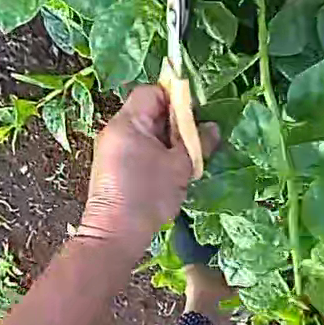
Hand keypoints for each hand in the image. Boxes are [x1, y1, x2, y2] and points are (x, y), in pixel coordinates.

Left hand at [77, 84, 216, 254]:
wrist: (116, 233)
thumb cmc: (148, 195)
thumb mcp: (180, 167)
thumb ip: (198, 142)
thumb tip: (212, 127)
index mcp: (128, 123)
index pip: (152, 92)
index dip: (175, 97)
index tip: (195, 115)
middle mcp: (115, 129)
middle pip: (148, 110)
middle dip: (174, 120)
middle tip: (195, 138)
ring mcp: (111, 148)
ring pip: (145, 130)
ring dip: (166, 138)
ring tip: (184, 156)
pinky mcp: (112, 166)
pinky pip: (137, 147)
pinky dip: (155, 151)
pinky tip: (169, 169)